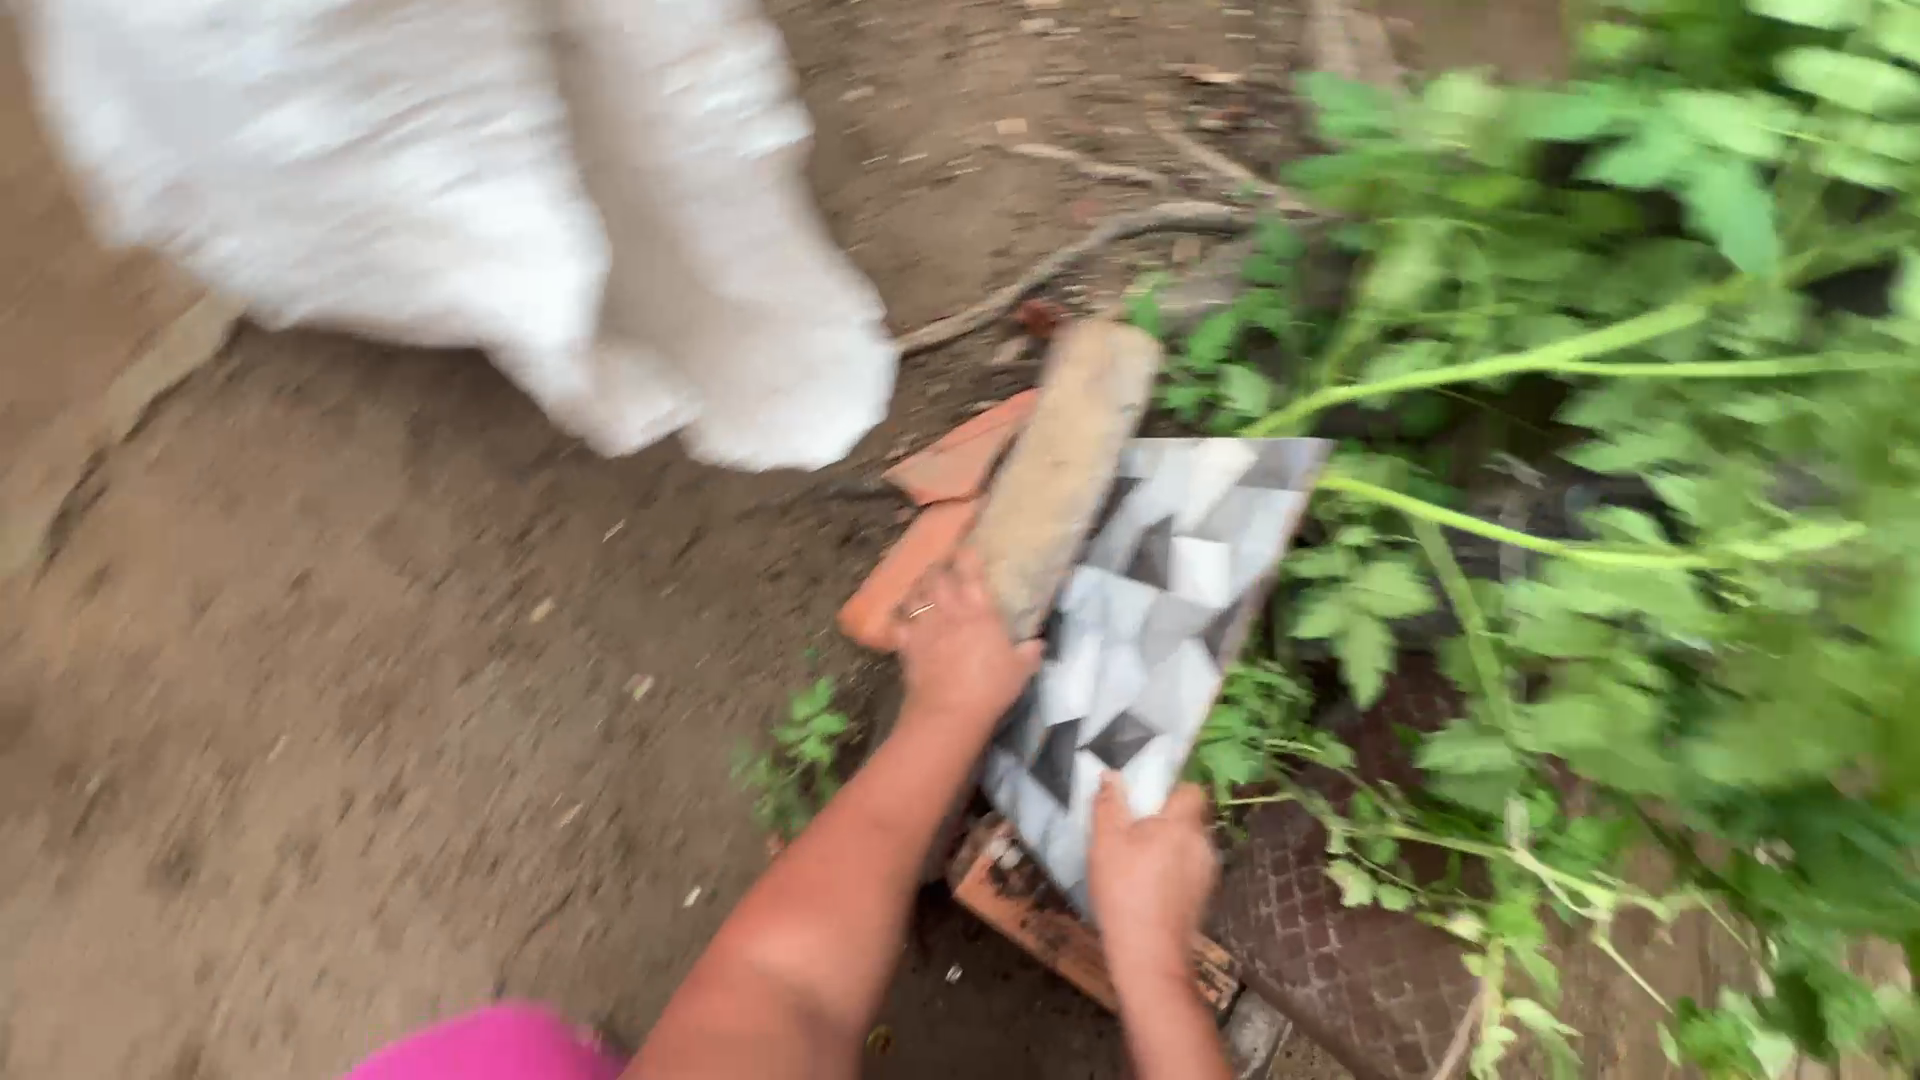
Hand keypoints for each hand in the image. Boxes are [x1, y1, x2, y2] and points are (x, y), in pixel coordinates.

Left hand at [886, 547, 1041, 735]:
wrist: (950, 711)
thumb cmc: (991, 688)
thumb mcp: (1021, 670)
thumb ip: (1029, 653)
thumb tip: (1038, 644)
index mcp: (979, 610)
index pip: (970, 571)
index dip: (966, 556)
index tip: (965, 549)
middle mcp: (949, 610)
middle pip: (937, 576)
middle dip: (938, 569)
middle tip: (941, 569)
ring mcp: (924, 625)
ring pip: (915, 594)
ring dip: (918, 589)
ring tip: (921, 589)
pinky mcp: (906, 644)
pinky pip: (897, 623)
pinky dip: (898, 618)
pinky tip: (900, 619)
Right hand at [1089, 775, 1219, 989]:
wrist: (1149, 955)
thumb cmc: (1124, 890)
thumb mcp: (1105, 841)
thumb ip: (1109, 804)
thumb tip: (1112, 775)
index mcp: (1182, 824)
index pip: (1193, 790)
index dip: (1173, 788)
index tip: (1148, 798)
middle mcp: (1203, 844)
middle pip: (1190, 817)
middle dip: (1166, 818)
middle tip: (1134, 828)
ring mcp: (1208, 873)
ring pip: (1190, 844)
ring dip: (1170, 845)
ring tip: (1139, 859)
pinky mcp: (1204, 897)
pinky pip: (1190, 868)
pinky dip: (1174, 869)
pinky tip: (1150, 885)